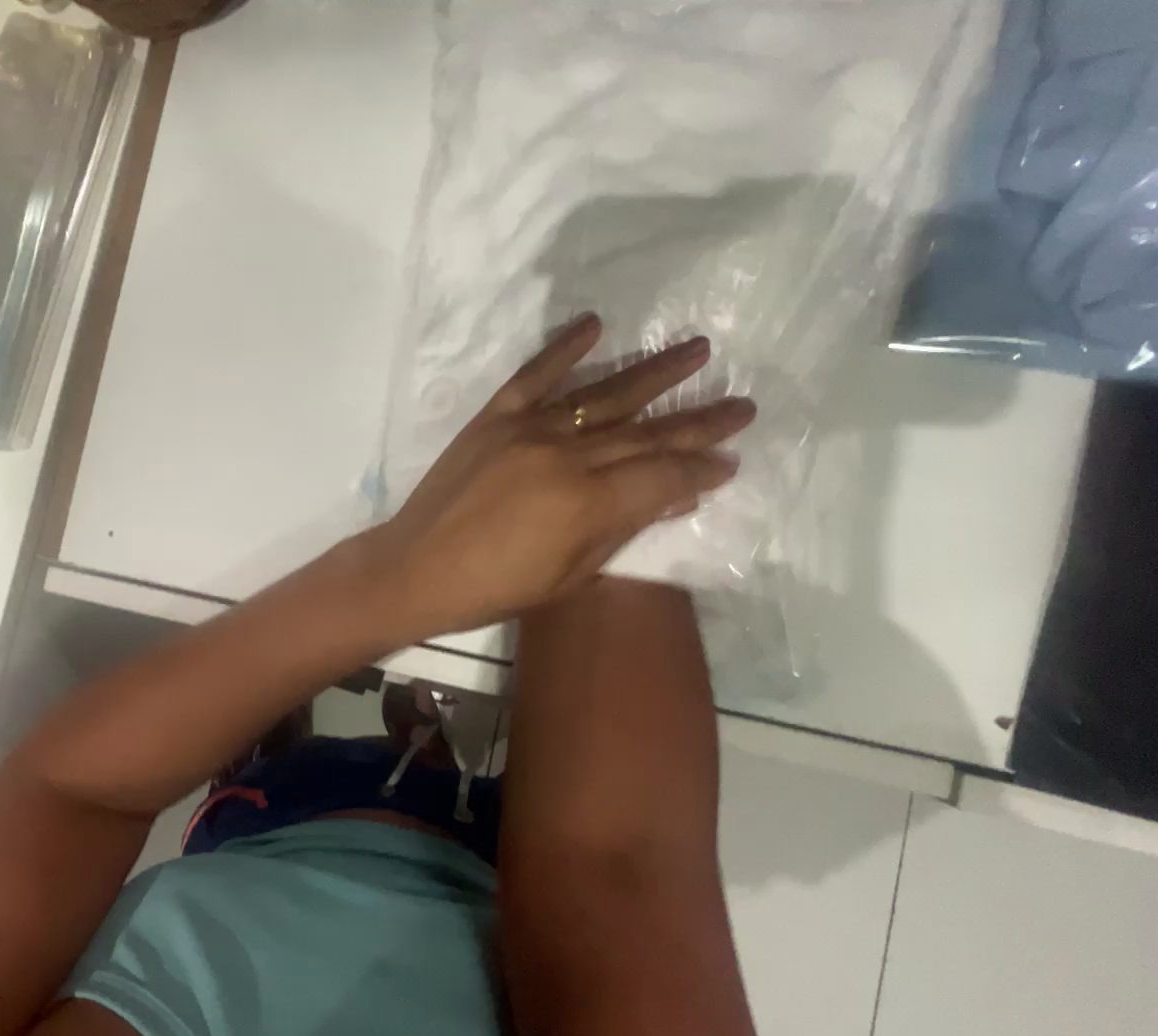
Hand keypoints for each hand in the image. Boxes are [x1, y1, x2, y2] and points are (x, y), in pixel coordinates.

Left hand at [359, 313, 754, 638]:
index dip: (701, 468)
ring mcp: (527, 430)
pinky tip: (594, 324)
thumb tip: (674, 495)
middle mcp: (565, 456)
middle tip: (742, 402)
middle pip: (645, 432)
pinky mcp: (493, 418)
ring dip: (653, 371)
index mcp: (588, 503)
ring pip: (603, 395)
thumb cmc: (495, 588)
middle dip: (699, 420)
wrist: (416, 569)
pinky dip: (563, 348)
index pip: (664, 474)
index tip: (732, 459)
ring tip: (698, 349)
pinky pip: (534, 376)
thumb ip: (622, 529)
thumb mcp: (569, 576)